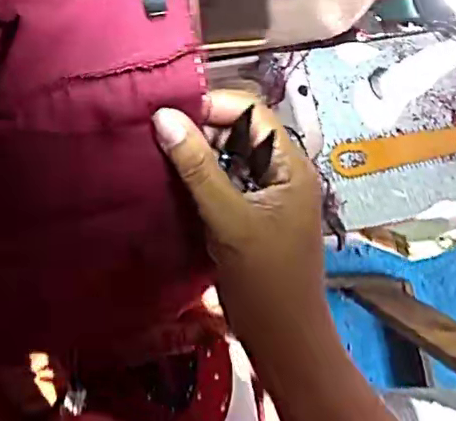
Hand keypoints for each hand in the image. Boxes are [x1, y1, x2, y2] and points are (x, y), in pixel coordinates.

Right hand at [152, 90, 325, 347]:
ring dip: (201, 154)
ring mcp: (270, 194)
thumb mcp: (228, 220)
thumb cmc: (266, 284)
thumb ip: (197, 168)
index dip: (215, 107)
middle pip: (241, 132)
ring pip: (231, 157)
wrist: (286, 348)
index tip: (176, 114)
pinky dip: (204, 178)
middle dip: (204, 130)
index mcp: (290, 165)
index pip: (253, 112)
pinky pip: (227, 181)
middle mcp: (283, 172)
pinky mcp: (254, 214)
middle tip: (164, 135)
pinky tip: (177, 183)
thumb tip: (164, 118)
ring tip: (165, 154)